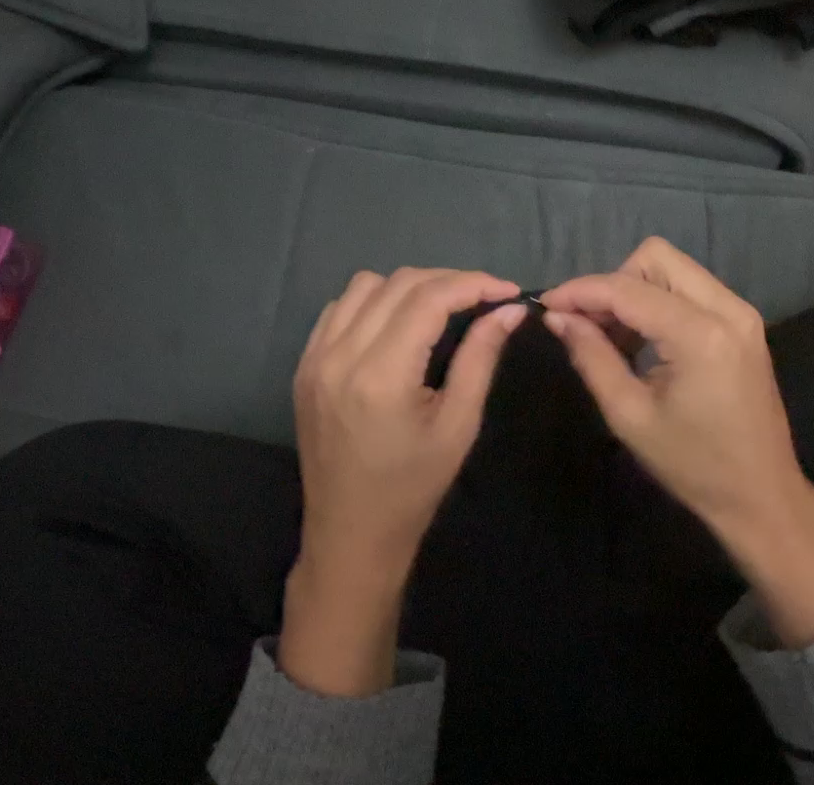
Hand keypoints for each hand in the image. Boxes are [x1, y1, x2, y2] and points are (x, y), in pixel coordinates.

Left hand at [281, 267, 525, 694]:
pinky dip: (373, 302)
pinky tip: (397, 324)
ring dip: (409, 286)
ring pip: (364, 286)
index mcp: (381, 375)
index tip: (508, 291)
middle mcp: (340, 355)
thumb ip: (481, 358)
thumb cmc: (414, 487)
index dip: (474, 284)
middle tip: (484, 299)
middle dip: (448, 280)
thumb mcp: (459, 425)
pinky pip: (338, 309)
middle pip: (399, 283)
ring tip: (442, 308)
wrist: (351, 533)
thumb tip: (509, 310)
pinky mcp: (304, 366)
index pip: (430, 298)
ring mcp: (315, 358)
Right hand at [540, 238, 813, 647]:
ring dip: (635, 291)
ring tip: (610, 338)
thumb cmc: (693, 465)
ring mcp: (742, 313)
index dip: (581, 291)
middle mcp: (728, 309)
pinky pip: (691, 289)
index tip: (546, 305)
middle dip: (613, 282)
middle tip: (587, 324)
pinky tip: (640, 341)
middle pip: (656, 258)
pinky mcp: (744, 323)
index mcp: (701, 335)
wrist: (761, 494)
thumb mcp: (630, 416)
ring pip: (674, 269)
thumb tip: (558, 318)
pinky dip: (659, 302)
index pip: (628, 289)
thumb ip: (592, 357)